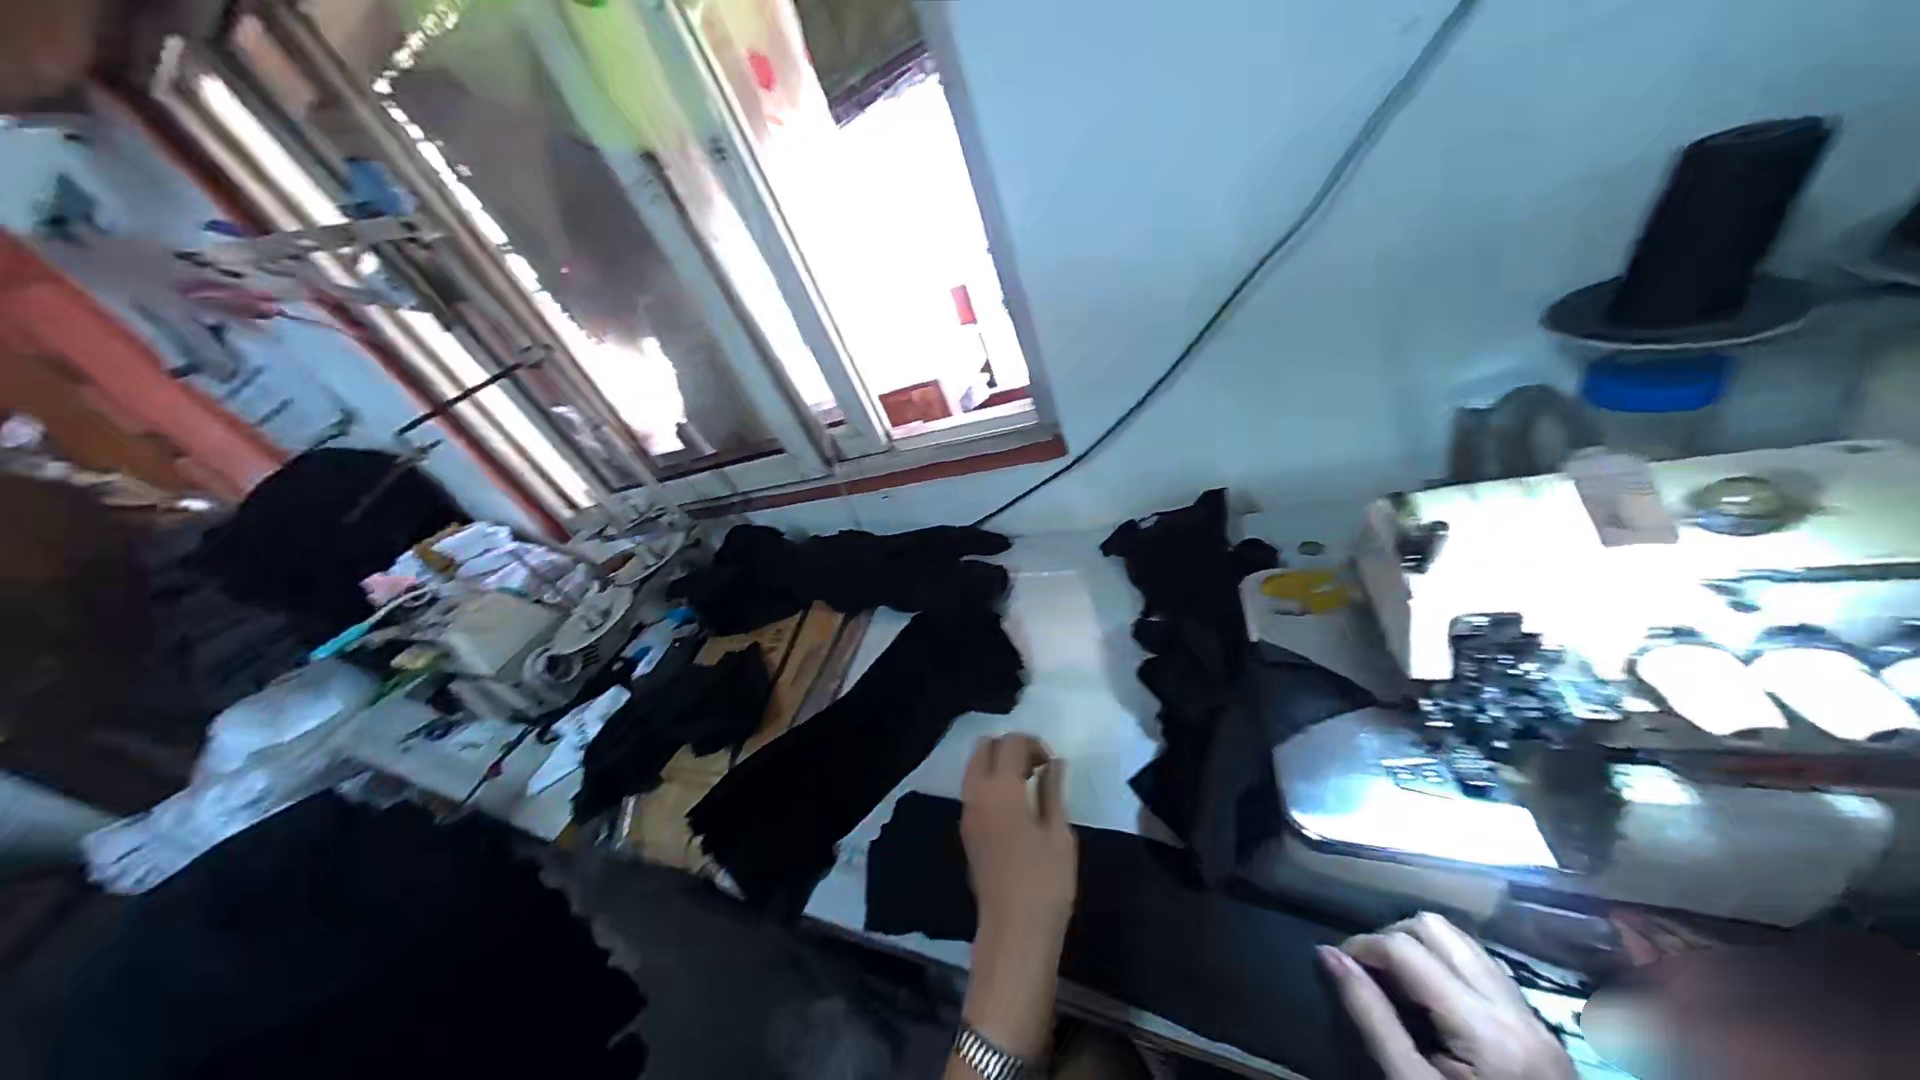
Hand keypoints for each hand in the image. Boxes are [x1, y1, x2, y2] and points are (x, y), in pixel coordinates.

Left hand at [960, 734, 1075, 934]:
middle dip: (1010, 747)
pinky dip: (991, 784)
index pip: (1010, 743)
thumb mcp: (1059, 833)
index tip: (1053, 763)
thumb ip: (1053, 791)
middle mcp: (976, 793)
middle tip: (1038, 768)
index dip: (1033, 744)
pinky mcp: (967, 832)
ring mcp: (967, 813)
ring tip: (1030, 786)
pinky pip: (974, 790)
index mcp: (999, 788)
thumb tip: (1053, 763)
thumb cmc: (1045, 882)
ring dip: (998, 765)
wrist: (1013, 932)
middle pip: (984, 748)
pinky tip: (1017, 806)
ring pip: (975, 768)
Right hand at [1319, 913, 1575, 1079]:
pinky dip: (1446, 963)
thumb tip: (1326, 953)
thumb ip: (1369, 1016)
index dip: (1360, 946)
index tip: (1337, 967)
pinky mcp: (1539, 1029)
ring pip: (1462, 940)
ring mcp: (1535, 1019)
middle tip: (1368, 972)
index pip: (1404, 948)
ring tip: (1396, 980)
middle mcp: (1516, 1011)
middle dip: (1390, 938)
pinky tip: (1430, 996)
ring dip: (1418, 946)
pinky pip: (1483, 965)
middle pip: (1435, 928)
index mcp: (1486, 1031)